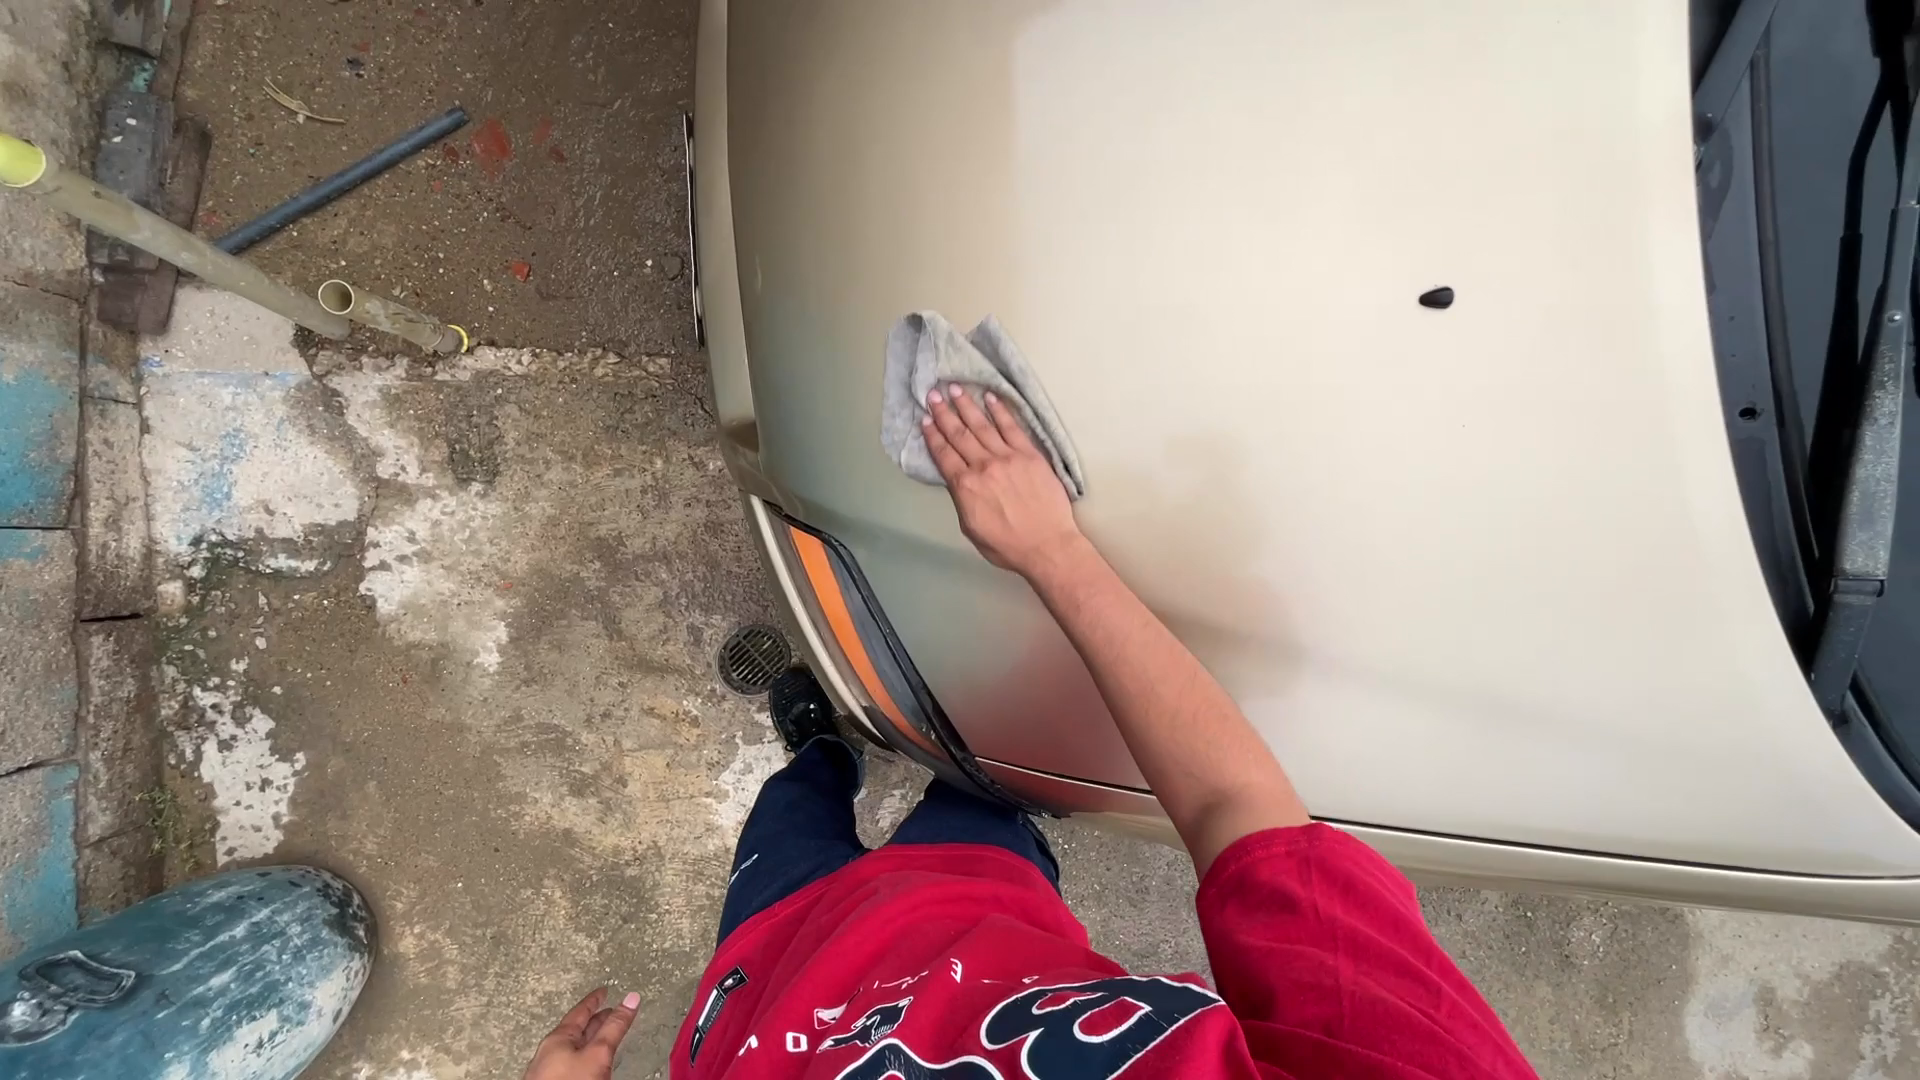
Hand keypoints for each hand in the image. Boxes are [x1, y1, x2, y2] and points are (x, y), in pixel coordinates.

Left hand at [522, 987, 638, 1079]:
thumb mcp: (599, 1053)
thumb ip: (615, 1026)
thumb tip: (631, 999)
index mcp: (558, 1039)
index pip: (581, 1011)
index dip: (595, 999)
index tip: (604, 991)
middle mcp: (549, 1054)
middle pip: (576, 1030)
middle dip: (595, 1020)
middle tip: (610, 1011)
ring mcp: (548, 1073)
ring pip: (573, 1049)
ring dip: (590, 1040)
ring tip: (604, 1036)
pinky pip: (570, 1065)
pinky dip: (584, 1057)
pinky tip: (590, 1066)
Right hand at [922, 384, 1083, 577]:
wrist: (1047, 546)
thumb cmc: (1008, 546)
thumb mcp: (971, 528)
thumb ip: (962, 500)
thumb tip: (958, 482)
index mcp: (965, 486)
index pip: (944, 454)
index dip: (932, 435)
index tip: (925, 420)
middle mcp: (983, 467)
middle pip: (959, 434)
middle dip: (944, 413)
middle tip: (933, 394)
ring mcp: (1008, 458)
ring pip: (982, 426)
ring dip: (966, 405)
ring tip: (955, 389)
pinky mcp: (1029, 455)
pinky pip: (1011, 428)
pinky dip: (1000, 411)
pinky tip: (990, 398)